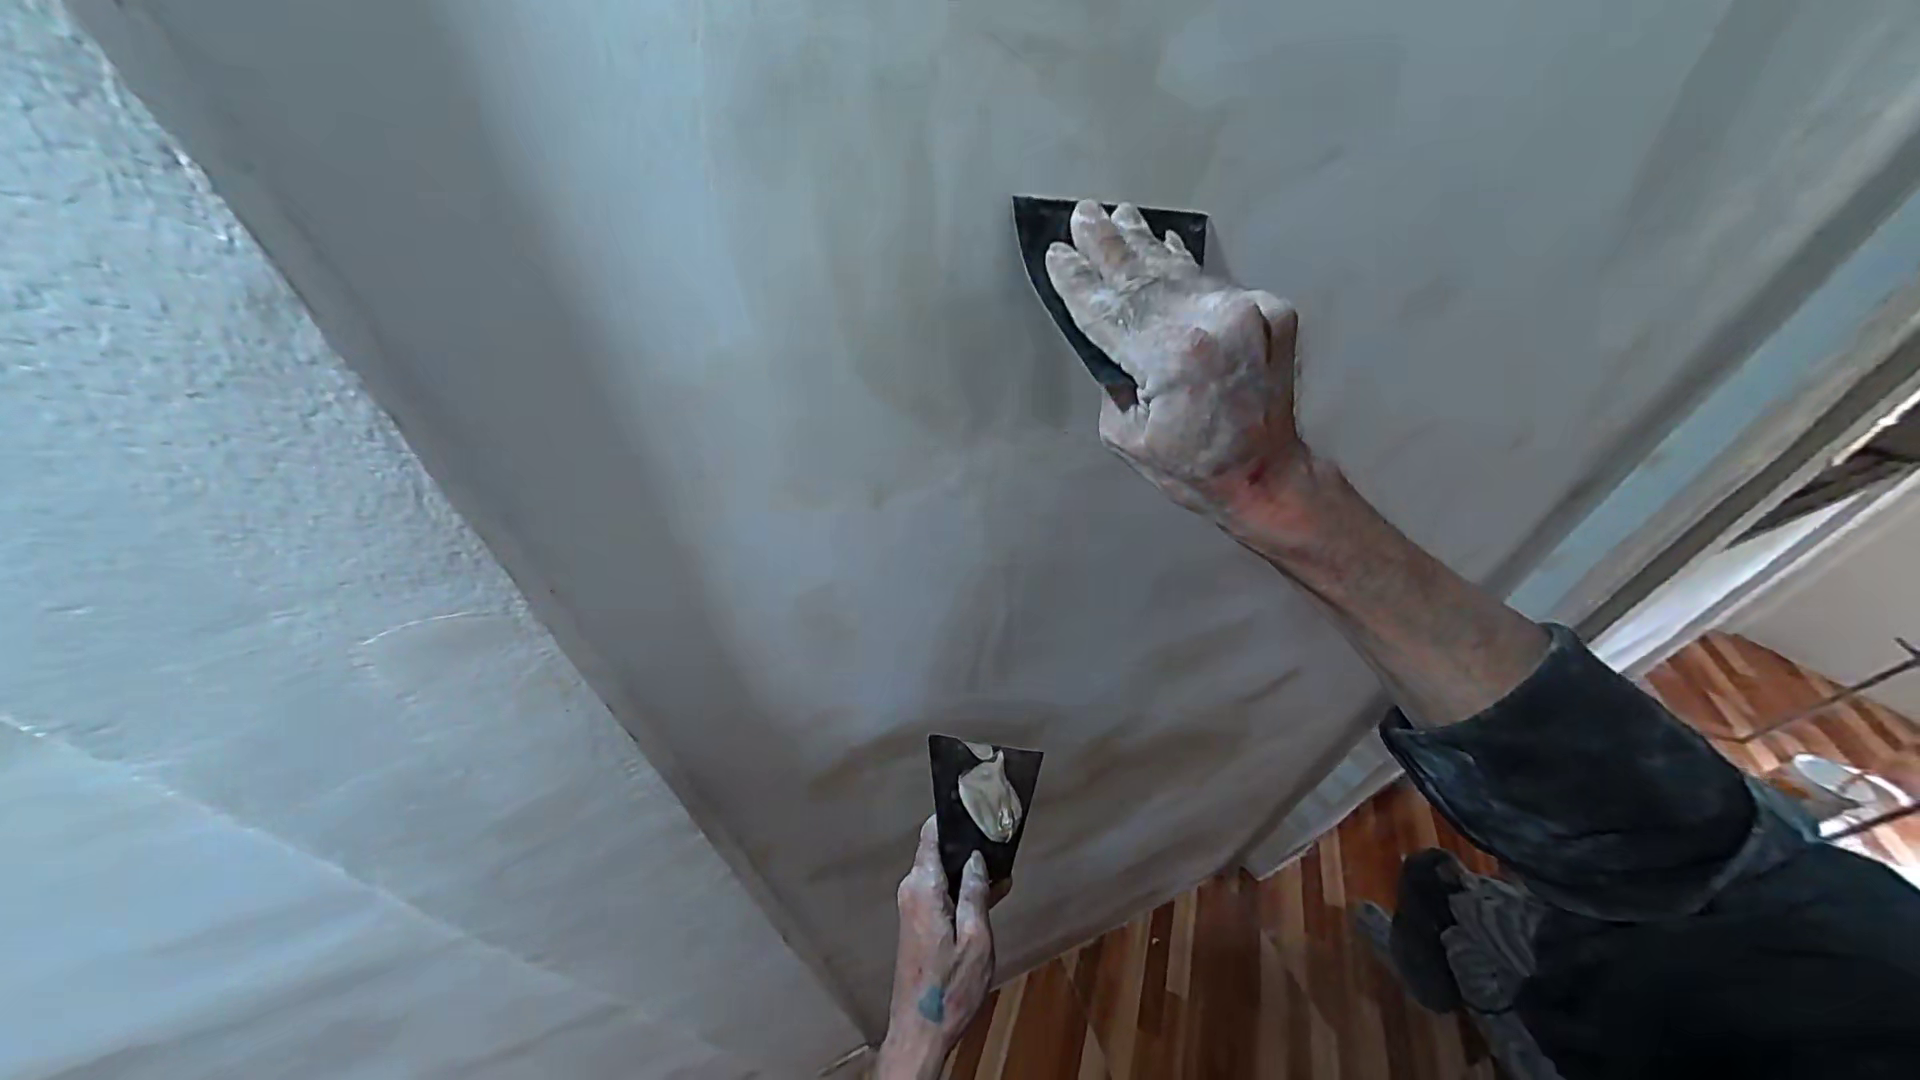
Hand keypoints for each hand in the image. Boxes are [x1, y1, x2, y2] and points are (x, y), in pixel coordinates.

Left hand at [876, 816, 992, 1079]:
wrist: (919, 1033)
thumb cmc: (949, 989)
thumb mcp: (976, 938)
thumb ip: (976, 893)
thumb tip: (977, 858)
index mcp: (923, 887)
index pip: (931, 834)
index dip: (951, 817)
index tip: (974, 804)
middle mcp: (912, 891)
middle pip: (937, 851)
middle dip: (966, 844)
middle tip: (997, 836)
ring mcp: (912, 907)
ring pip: (941, 873)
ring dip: (967, 869)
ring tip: (1001, 866)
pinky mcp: (916, 923)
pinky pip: (939, 892)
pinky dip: (960, 889)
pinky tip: (989, 893)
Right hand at [1045, 200, 1305, 521]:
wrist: (1267, 475)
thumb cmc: (1194, 469)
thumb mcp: (1127, 438)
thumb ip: (1115, 382)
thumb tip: (1115, 347)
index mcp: (1172, 357)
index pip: (1109, 310)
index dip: (1079, 282)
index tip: (1057, 256)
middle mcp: (1211, 322)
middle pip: (1143, 278)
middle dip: (1107, 246)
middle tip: (1083, 215)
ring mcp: (1247, 311)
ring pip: (1178, 272)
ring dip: (1142, 245)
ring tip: (1116, 217)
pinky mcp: (1268, 311)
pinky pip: (1211, 282)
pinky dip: (1183, 262)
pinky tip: (1163, 241)